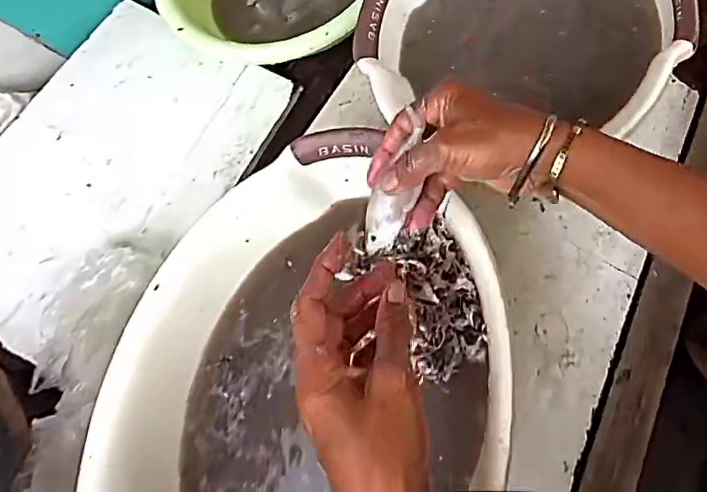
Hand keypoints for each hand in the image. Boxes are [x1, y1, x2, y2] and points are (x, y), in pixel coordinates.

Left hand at [292, 232, 428, 491]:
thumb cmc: (383, 462)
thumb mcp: (393, 384)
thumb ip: (393, 332)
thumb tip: (394, 294)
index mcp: (315, 373)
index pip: (311, 305)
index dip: (324, 269)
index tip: (339, 245)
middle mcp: (319, 379)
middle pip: (330, 317)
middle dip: (357, 289)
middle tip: (384, 271)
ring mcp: (335, 391)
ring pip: (346, 334)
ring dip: (369, 311)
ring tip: (395, 293)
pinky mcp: (352, 401)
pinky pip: (358, 354)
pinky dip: (376, 335)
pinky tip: (396, 326)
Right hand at [366, 81, 551, 232]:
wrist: (540, 157)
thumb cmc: (504, 137)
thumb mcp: (449, 149)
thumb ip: (414, 164)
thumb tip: (390, 176)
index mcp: (442, 100)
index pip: (403, 123)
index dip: (388, 148)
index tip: (376, 169)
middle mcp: (449, 117)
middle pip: (414, 146)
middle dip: (400, 173)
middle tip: (385, 192)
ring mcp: (460, 140)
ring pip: (427, 166)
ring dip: (415, 189)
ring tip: (401, 210)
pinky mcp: (469, 161)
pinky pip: (442, 178)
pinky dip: (431, 195)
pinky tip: (421, 212)